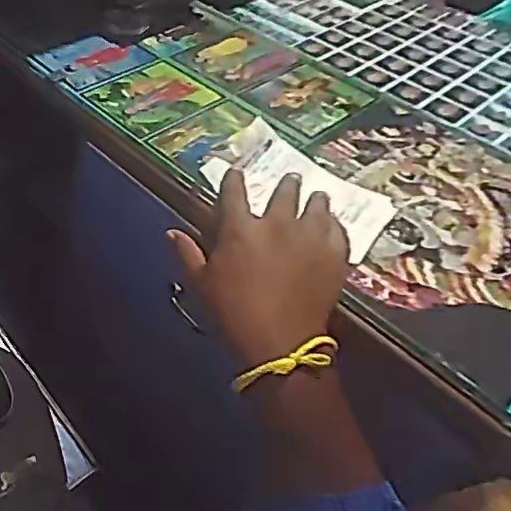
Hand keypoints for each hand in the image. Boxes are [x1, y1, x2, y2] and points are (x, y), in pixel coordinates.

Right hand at [168, 169, 349, 367]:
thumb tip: (171, 233)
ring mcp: (310, 238)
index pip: (234, 192)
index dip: (233, 179)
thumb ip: (188, 253)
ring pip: (318, 205)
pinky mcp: (335, 255)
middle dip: (286, 183)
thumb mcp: (201, 281)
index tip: (235, 171)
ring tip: (316, 196)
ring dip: (314, 199)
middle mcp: (277, 224)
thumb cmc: (231, 309)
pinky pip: (338, 229)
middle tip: (290, 178)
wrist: (278, 339)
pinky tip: (331, 224)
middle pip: (284, 192)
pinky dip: (333, 224)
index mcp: (239, 229)